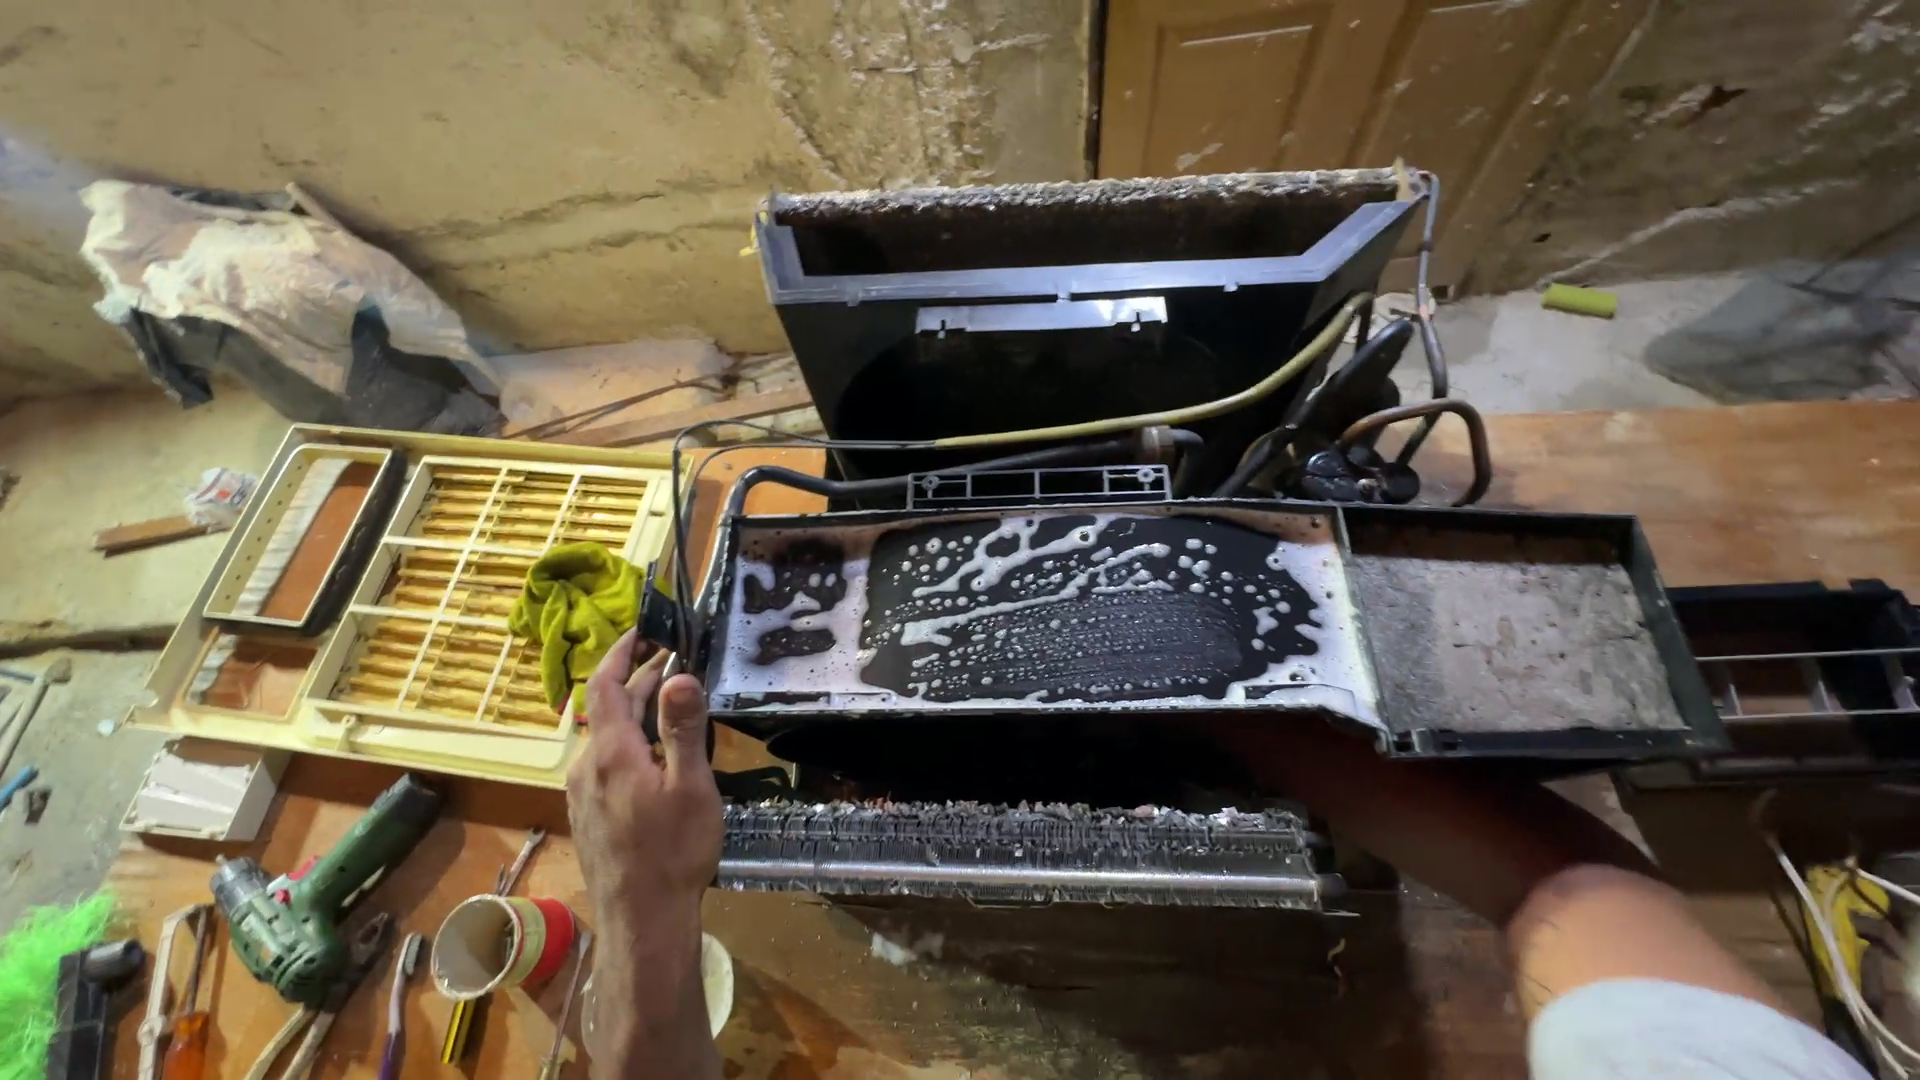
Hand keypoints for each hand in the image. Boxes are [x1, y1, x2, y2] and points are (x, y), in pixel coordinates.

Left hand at [567, 629, 721, 1077]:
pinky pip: (607, 759)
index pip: (604, 685)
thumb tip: (680, 673)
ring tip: (673, 698)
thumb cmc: (673, 851)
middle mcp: (587, 766)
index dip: (620, 651)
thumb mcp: (690, 786)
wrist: (641, 921)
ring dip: (637, 708)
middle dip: (640, 677)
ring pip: (608, 735)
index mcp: (611, 753)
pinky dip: (632, 737)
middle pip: (608, 708)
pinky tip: (658, 750)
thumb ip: (683, 728)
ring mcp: (583, 792)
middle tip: (677, 658)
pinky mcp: (589, 812)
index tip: (644, 628)